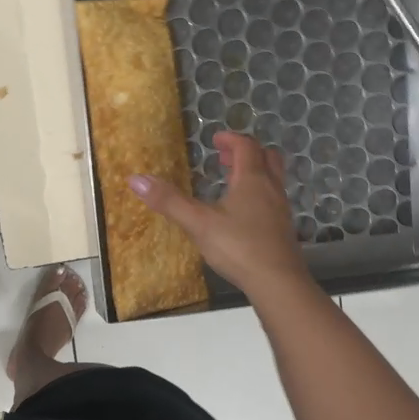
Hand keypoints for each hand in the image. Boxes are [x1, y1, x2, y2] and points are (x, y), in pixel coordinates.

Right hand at [128, 131, 315, 299]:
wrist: (277, 281)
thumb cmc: (238, 247)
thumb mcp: (198, 223)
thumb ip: (169, 201)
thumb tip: (136, 179)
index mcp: (252, 180)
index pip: (246, 148)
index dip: (231, 139)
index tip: (215, 139)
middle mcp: (271, 189)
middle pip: (267, 158)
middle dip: (246, 152)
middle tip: (225, 157)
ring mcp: (280, 209)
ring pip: (273, 179)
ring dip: (255, 172)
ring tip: (233, 181)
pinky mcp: (282, 228)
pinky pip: (273, 199)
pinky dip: (258, 194)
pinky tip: (243, 213)